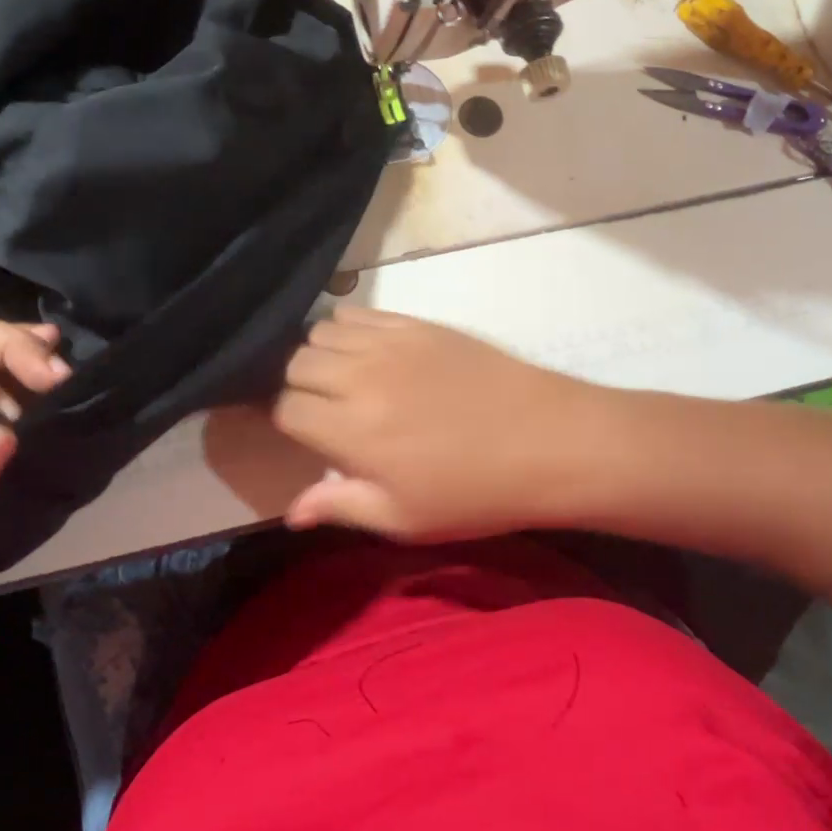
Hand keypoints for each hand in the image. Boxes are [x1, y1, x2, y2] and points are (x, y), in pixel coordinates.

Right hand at [272, 307, 602, 540]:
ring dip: (321, 354)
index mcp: (352, 429)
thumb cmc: (475, 493)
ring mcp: (390, 342)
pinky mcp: (417, 323)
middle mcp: (360, 375)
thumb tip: (290, 512)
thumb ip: (341, 506)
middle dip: (298, 386)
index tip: (306, 438)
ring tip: (344, 379)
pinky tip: (368, 352)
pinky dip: (349, 328)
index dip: (287, 424)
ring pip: (321, 331)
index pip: (284, 407)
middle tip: (325, 411)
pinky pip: (360, 311)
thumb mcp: (405, 519)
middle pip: (295, 363)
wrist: (547, 440)